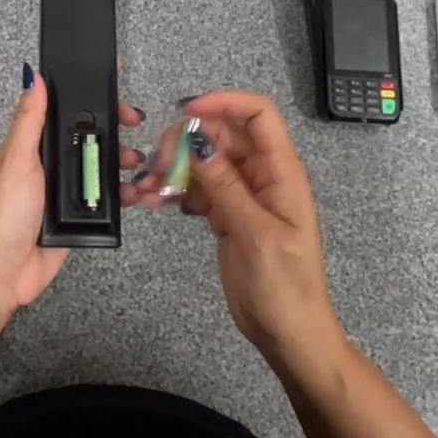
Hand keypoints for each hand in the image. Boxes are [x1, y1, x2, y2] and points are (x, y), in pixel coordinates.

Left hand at [0, 65, 144, 310]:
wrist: (0, 274)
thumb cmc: (0, 215)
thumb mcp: (16, 160)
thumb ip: (29, 120)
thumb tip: (32, 75)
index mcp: (29, 146)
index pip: (64, 112)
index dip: (90, 100)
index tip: (115, 92)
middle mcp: (47, 165)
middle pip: (87, 138)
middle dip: (113, 131)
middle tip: (135, 125)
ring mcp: (62, 191)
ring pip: (98, 167)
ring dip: (121, 162)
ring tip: (137, 164)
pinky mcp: (75, 216)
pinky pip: (103, 199)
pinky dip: (122, 194)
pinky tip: (134, 192)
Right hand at [176, 91, 341, 361]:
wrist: (288, 335)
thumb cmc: (284, 286)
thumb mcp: (254, 233)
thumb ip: (224, 184)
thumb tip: (195, 141)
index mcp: (281, 172)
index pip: (258, 115)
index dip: (224, 102)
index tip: (186, 110)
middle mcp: (261, 175)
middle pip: (221, 135)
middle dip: (185, 141)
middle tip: (156, 164)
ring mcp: (242, 193)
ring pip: (203, 160)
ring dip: (173, 167)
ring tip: (148, 188)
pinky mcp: (226, 212)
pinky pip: (197, 187)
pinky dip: (175, 189)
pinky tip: (156, 201)